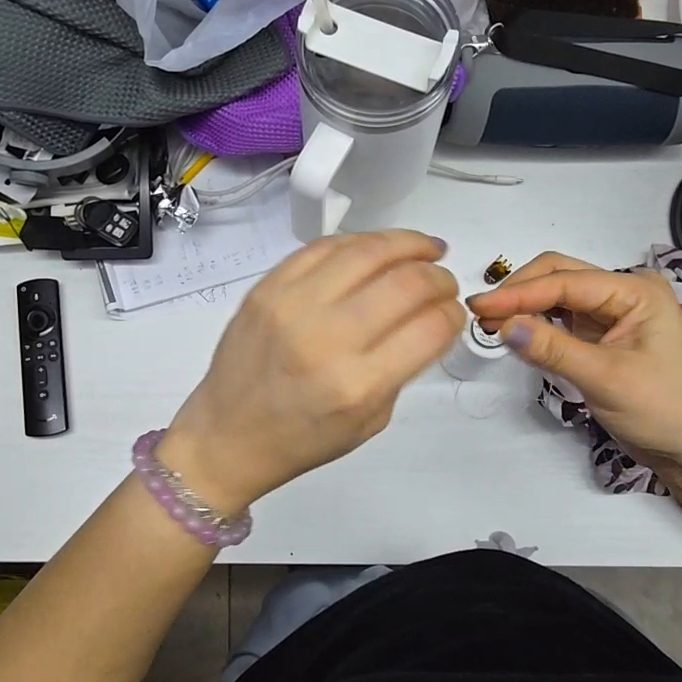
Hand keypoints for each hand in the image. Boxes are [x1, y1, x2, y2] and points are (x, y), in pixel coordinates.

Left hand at [160, 230, 465, 510]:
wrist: (227, 435)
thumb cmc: (302, 439)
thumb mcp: (370, 421)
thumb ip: (403, 368)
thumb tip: (431, 317)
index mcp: (357, 385)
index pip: (430, 327)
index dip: (453, 313)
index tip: (454, 312)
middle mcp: (326, 339)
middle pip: (405, 282)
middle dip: (438, 276)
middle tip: (444, 279)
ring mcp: (291, 306)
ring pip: (366, 251)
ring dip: (406, 243)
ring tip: (424, 248)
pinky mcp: (266, 288)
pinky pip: (323, 247)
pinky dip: (359, 242)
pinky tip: (377, 248)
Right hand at [465, 252, 681, 474]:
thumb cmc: (666, 411)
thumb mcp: (605, 379)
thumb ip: (552, 349)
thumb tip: (502, 326)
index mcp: (635, 290)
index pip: (564, 281)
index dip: (518, 293)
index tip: (477, 307)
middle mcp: (625, 294)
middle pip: (560, 277)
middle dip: (520, 293)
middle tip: (481, 315)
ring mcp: (616, 316)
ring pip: (559, 298)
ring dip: (526, 308)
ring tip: (491, 325)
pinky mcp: (606, 340)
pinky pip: (564, 323)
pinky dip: (539, 327)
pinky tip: (517, 335)